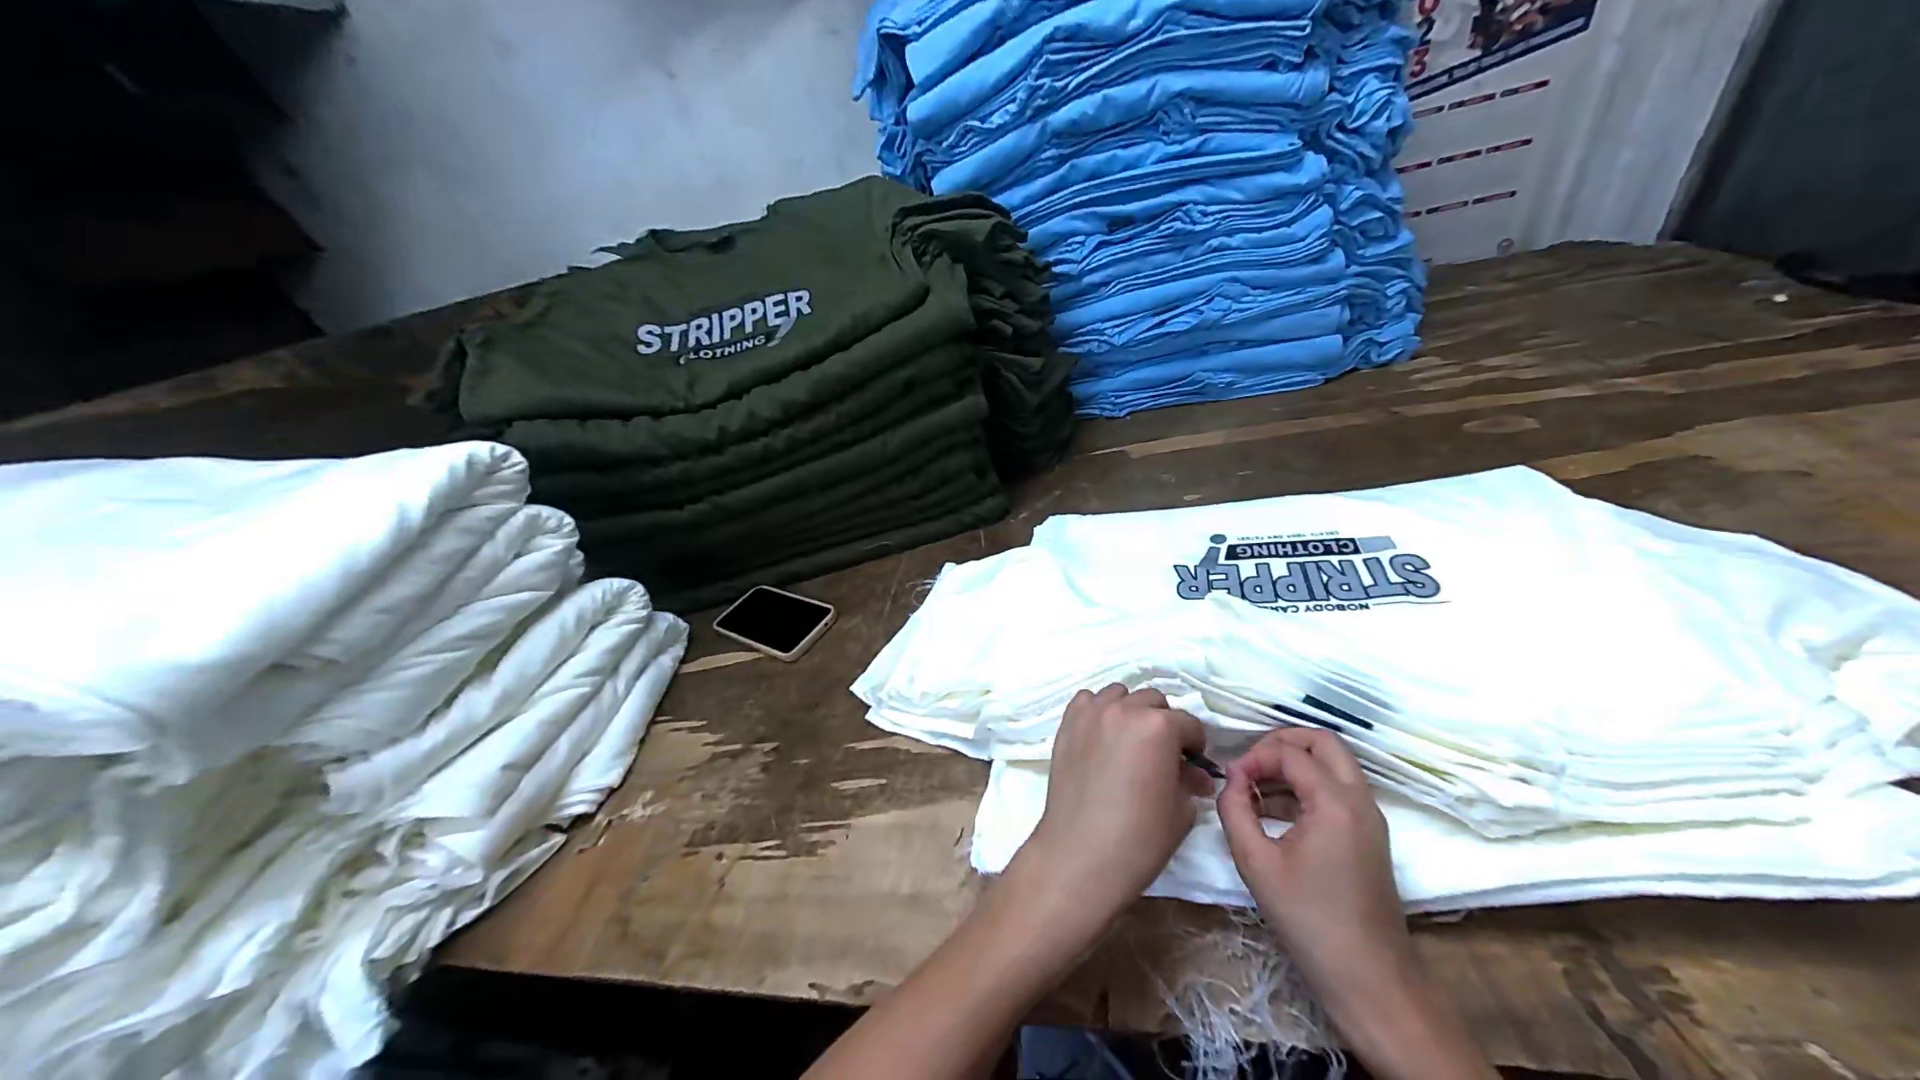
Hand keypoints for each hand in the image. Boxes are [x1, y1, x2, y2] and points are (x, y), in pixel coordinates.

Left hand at [1009, 684, 1211, 932]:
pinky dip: (1099, 711)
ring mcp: (1090, 714)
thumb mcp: (1180, 810)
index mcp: (1159, 726)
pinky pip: (1087, 701)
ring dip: (1131, 712)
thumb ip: (1190, 780)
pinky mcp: (1066, 725)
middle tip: (1163, 755)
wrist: (1080, 855)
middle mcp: (1124, 710)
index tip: (1192, 766)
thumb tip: (1197, 774)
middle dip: (1164, 724)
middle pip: (1154, 702)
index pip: (1189, 724)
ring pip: (1119, 695)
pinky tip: (1102, 737)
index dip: (1195, 746)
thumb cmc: (1139, 838)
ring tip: (1131, 743)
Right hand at [1215, 728, 1409, 1020]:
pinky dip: (1308, 785)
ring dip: (1295, 763)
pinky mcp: (1369, 835)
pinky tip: (1275, 811)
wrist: (1367, 976)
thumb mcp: (1255, 861)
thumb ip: (1235, 810)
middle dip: (1282, 743)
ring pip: (1334, 763)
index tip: (1229, 781)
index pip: (1290, 753)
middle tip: (1250, 764)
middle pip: (1324, 742)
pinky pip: (1338, 789)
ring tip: (1256, 789)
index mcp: (1335, 802)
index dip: (1253, 758)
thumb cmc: (1307, 918)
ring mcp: (1370, 817)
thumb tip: (1232, 780)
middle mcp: (1360, 800)